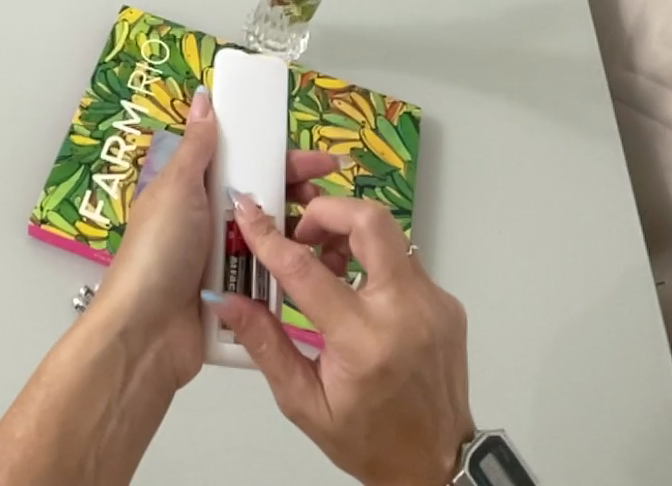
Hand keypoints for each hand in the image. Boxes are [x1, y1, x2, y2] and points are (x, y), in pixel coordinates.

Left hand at [91, 89, 344, 389]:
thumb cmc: (157, 252)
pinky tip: (317, 265)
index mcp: (193, 191)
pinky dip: (289, 269)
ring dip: (297, 232)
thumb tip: (203, 98)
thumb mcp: (176, 189)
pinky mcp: (238, 296)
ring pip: (271, 238)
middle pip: (264, 200)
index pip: (245, 163)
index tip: (318, 160)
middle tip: (329, 197)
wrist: (145, 333)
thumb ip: (197, 147)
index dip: (280, 157)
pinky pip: (270, 276)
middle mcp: (211, 221)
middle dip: (298, 194)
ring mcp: (224, 260)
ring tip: (323, 232)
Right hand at [214, 195, 473, 485]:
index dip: (269, 236)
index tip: (247, 211)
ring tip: (327, 262)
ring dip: (350, 234)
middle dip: (328, 211)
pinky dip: (373, 260)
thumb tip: (226, 298)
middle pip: (369, 222)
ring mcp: (433, 302)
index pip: (306, 270)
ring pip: (388, 234)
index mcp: (363, 342)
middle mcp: (405, 312)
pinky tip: (357, 290)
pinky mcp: (446, 301)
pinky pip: (403, 259)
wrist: (438, 464)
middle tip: (302, 231)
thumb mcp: (303, 402)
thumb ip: (264, 344)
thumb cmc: (366, 438)